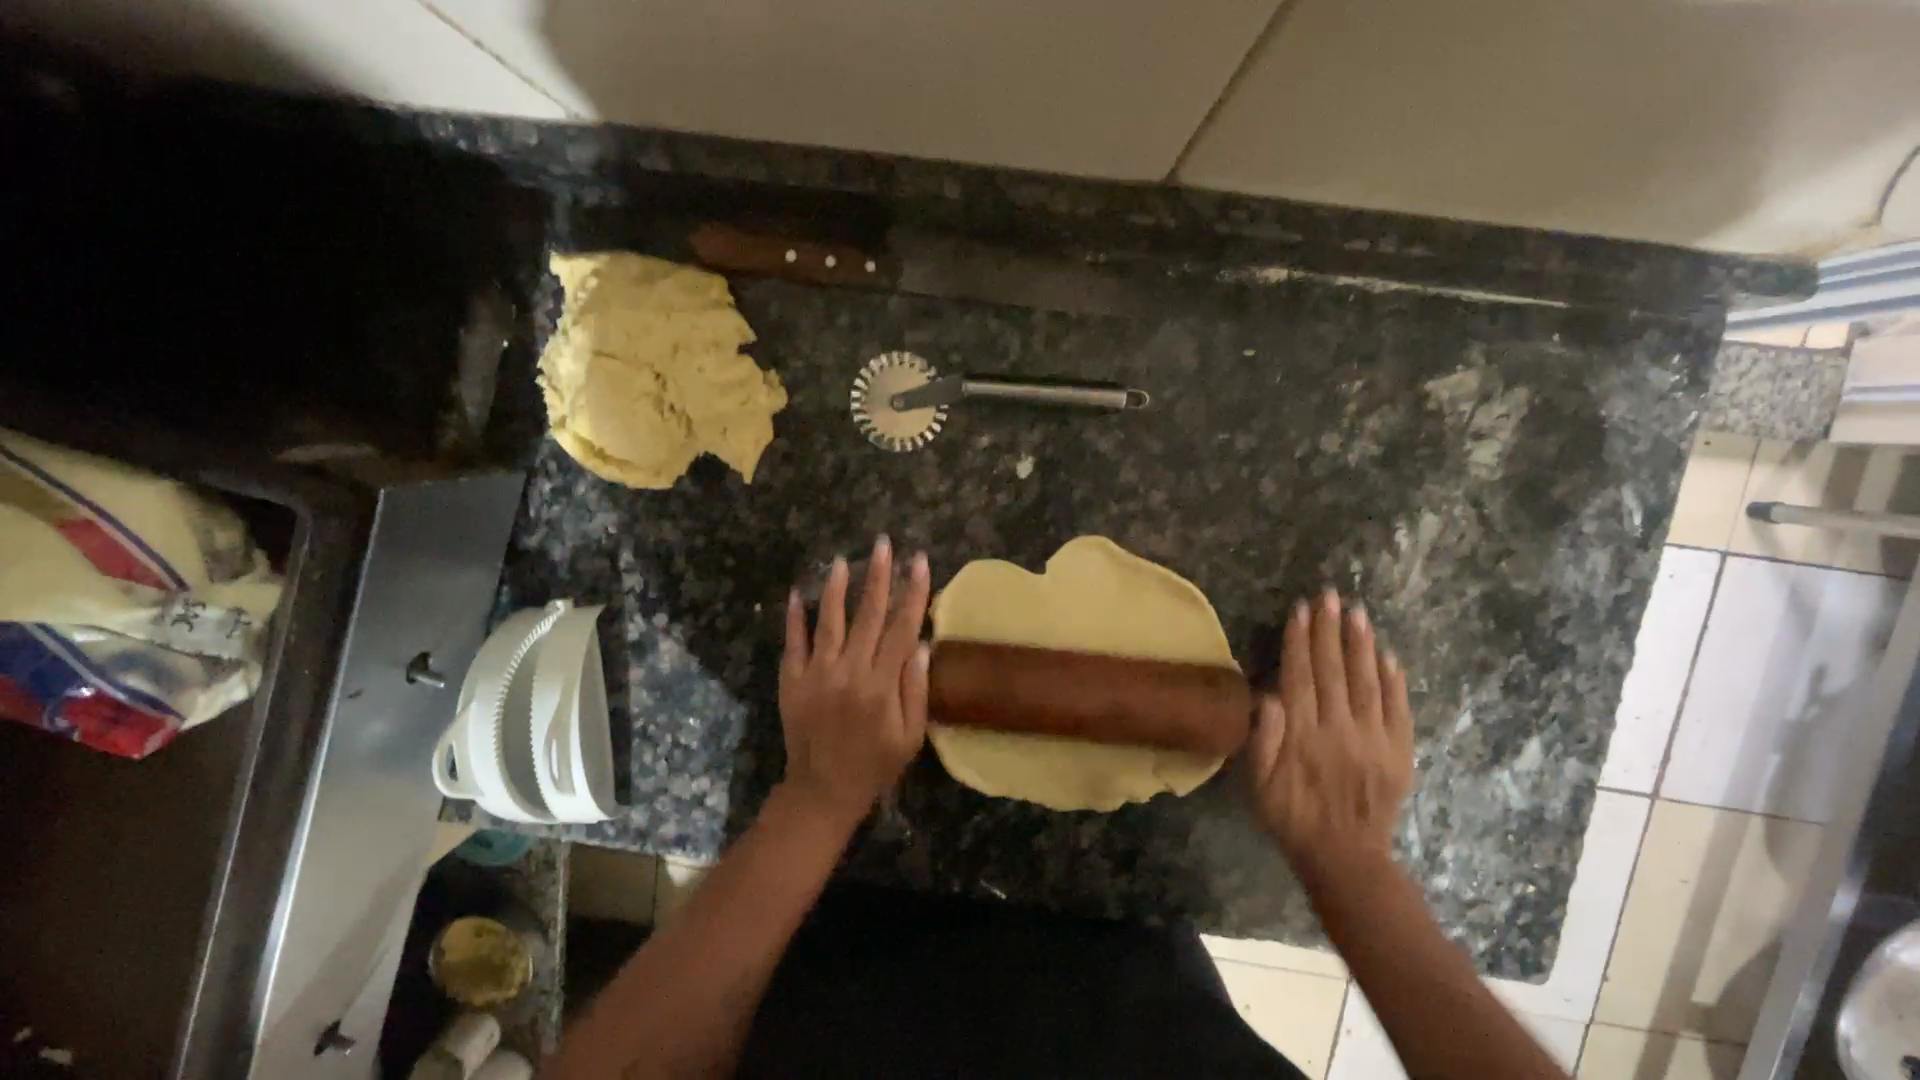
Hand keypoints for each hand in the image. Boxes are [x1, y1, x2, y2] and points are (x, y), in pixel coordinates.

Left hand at [778, 535, 931, 826]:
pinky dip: (794, 617)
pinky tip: (796, 593)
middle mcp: (849, 672)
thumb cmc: (875, 765)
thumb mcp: (910, 737)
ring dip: (837, 588)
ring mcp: (817, 674)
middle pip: (868, 615)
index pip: (902, 627)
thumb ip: (915, 690)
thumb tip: (919, 644)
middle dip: (879, 576)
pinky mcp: (792, 681)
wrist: (822, 791)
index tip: (919, 561)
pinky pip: (793, 643)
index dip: (912, 592)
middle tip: (884, 544)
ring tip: (843, 560)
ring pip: (829, 621)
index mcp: (882, 686)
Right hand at [1247, 588, 1414, 884]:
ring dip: (1361, 644)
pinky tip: (1386, 655)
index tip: (1301, 610)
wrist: (1346, 858)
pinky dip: (1393, 680)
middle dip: (1330, 630)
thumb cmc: (1292, 818)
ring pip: (1368, 681)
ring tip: (1357, 613)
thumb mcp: (1259, 785)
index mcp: (1304, 735)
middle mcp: (1341, 730)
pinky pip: (1398, 708)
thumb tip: (1268, 694)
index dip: (1300, 641)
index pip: (1301, 676)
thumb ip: (1263, 739)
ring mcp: (1375, 739)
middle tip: (1330, 596)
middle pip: (1334, 670)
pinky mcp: (1400, 752)